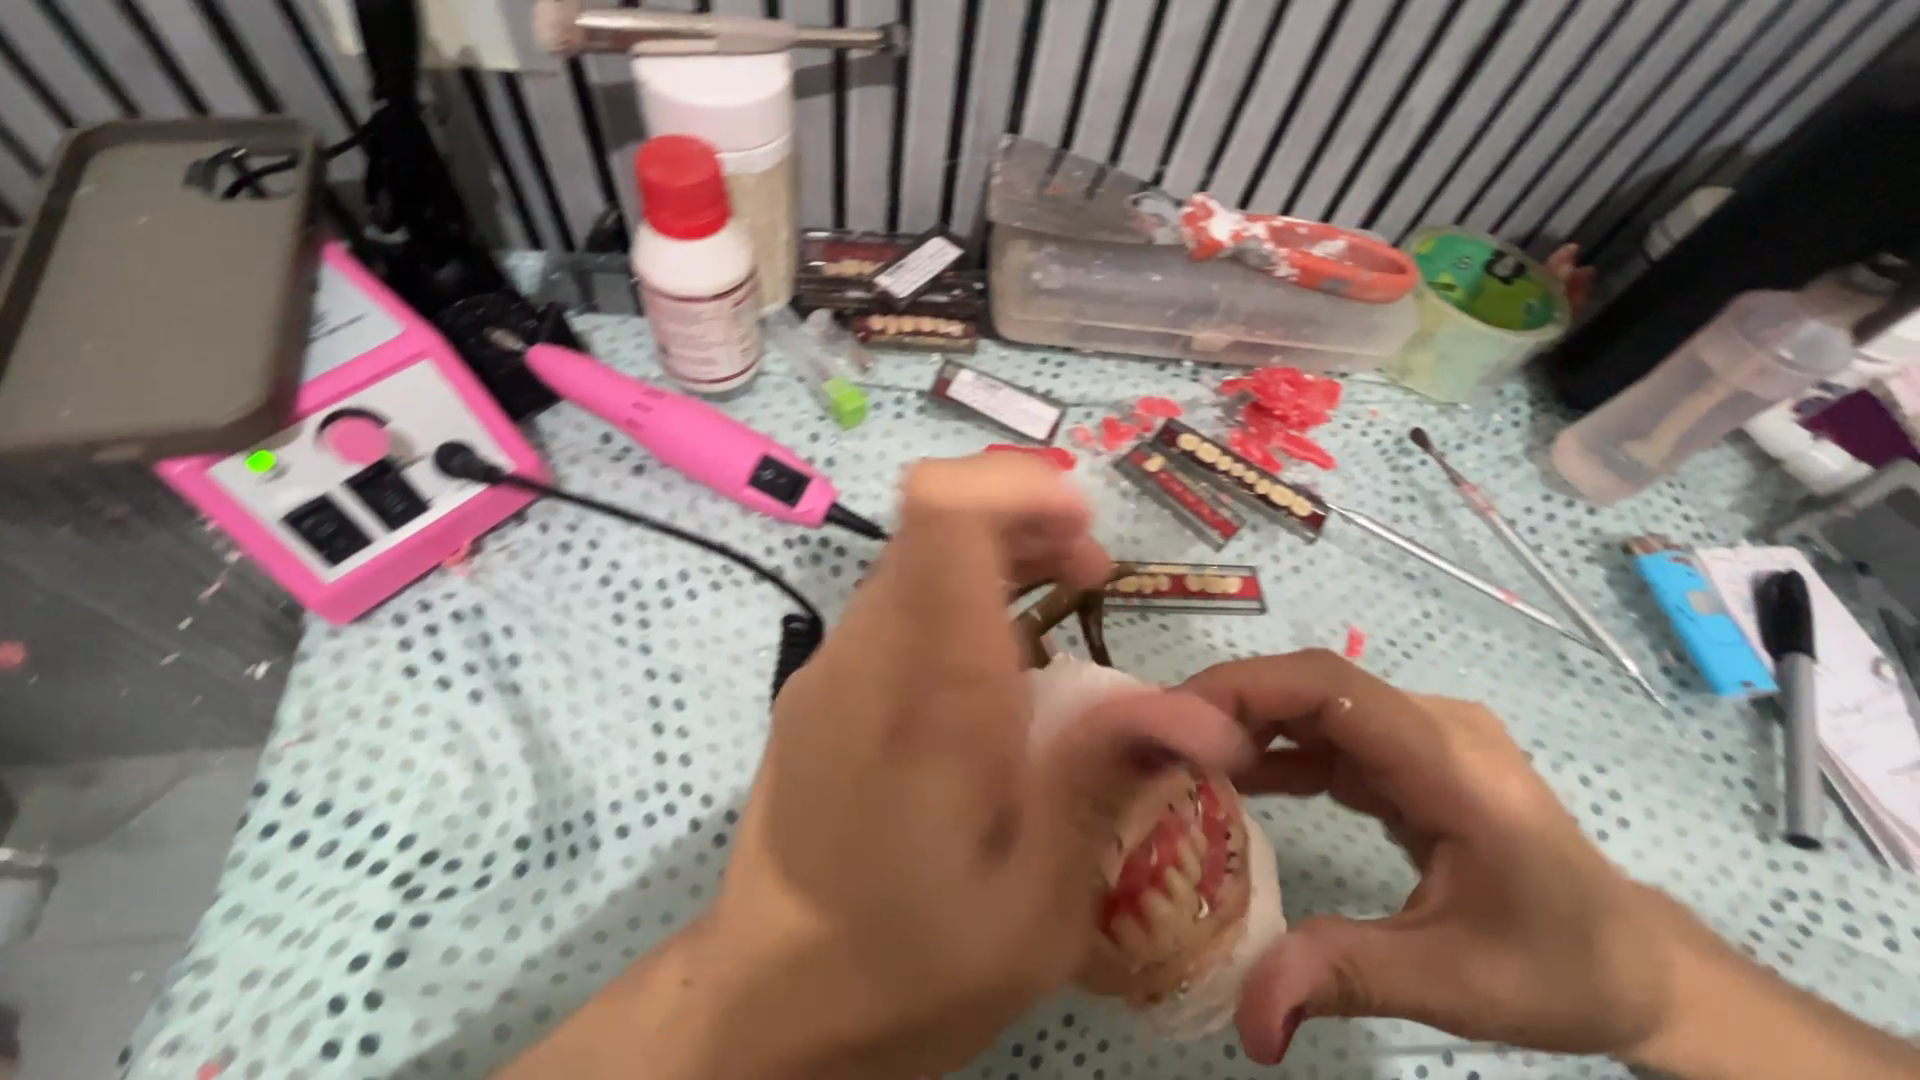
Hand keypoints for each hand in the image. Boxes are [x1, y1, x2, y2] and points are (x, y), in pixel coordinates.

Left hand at [709, 456, 1248, 1078]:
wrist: (769, 1004)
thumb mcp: (1036, 904)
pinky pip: (893, 608)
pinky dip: (955, 598)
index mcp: (926, 695)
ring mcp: (829, 670)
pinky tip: (996, 666)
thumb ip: (1102, 782)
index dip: (1014, 485)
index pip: (941, 516)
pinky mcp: (818, 693)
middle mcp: (864, 658)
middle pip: (930, 521)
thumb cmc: (909, 965)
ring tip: (1062, 604)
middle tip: (1092, 571)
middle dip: (1023, 518)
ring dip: (993, 556)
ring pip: (912, 559)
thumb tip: (1206, 716)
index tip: (1083, 524)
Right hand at [1181, 651, 1679, 1064]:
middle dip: (1228, 704)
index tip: (1172, 724)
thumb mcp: (1451, 981)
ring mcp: (1422, 738)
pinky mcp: (1408, 758)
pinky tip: (1234, 782)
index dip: (1244, 689)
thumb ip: (1342, 978)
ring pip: (1314, 703)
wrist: (1634, 963)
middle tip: (1157, 745)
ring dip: (1245, 724)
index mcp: (1450, 762)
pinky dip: (1275, 751)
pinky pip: (1328, 736)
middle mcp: (1433, 727)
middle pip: (1312, 684)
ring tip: (1180, 762)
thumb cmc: (1556, 966)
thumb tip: (1247, 1018)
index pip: (1330, 687)